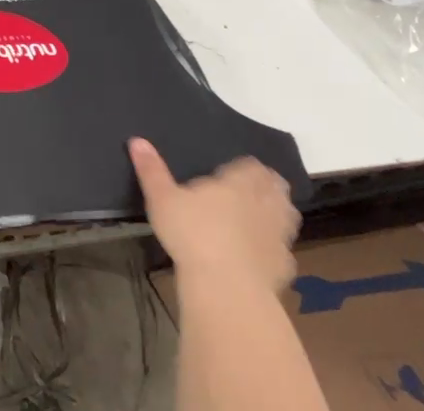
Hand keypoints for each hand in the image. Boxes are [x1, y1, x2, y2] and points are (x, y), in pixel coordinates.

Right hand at [130, 138, 300, 294]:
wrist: (227, 283)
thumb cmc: (191, 232)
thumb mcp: (160, 198)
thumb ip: (151, 170)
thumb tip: (137, 140)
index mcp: (238, 184)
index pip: (252, 166)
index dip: (246, 166)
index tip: (235, 168)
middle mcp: (265, 205)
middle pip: (276, 188)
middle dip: (267, 185)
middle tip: (251, 187)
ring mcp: (279, 235)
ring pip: (287, 215)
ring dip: (277, 211)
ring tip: (259, 213)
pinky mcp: (284, 262)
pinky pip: (282, 246)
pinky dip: (273, 244)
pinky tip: (258, 249)